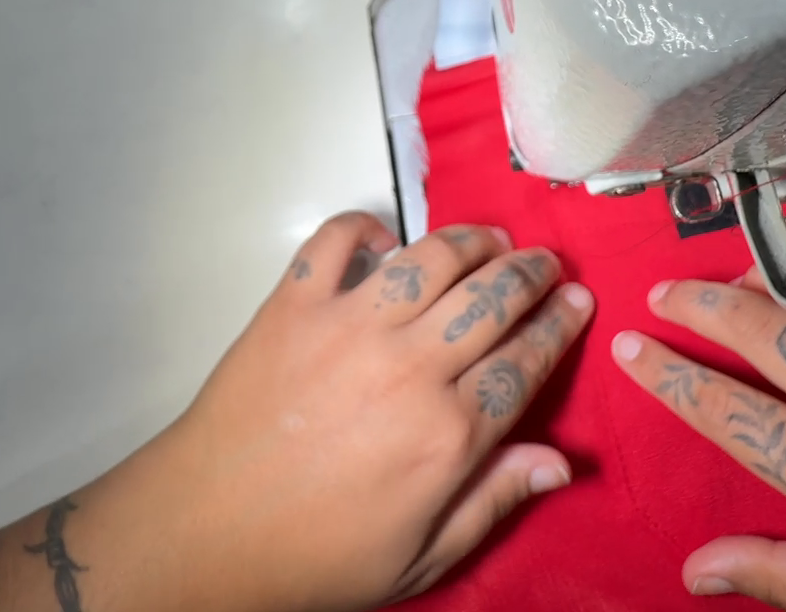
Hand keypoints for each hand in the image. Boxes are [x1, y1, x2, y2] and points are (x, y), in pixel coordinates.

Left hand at [0, 213, 592, 611]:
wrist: (208, 528)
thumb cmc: (316, 554)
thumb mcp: (420, 558)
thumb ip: (493, 501)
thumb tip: (560, 459)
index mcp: (446, 431)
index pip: (526, 361)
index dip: (559, 326)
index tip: (578, 300)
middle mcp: (407, 364)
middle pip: (490, 298)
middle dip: (530, 273)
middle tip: (546, 261)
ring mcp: (348, 323)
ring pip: (429, 258)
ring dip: (469, 240)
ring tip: (490, 238)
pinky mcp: (294, 301)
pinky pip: (334, 241)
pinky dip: (362, 226)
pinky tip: (383, 235)